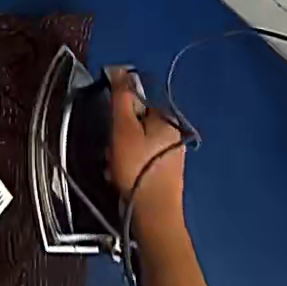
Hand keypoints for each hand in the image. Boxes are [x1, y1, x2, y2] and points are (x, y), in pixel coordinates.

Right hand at [107, 67, 185, 240]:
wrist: (153, 215)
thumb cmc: (137, 169)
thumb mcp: (123, 129)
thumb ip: (121, 98)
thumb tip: (119, 70)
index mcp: (167, 119)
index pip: (137, 101)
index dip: (119, 113)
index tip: (112, 130)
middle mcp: (174, 134)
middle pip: (136, 122)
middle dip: (119, 136)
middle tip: (112, 152)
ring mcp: (172, 155)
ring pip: (137, 142)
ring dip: (121, 152)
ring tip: (115, 168)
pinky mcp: (166, 173)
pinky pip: (142, 159)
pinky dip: (129, 165)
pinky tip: (122, 177)